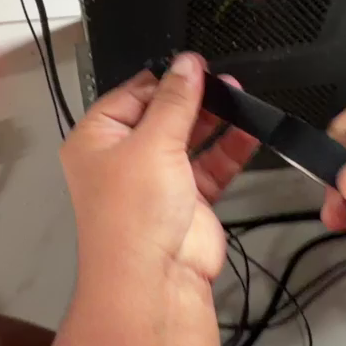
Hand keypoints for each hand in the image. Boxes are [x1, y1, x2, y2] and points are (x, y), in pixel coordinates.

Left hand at [60, 53, 259, 290]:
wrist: (154, 281)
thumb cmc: (134, 209)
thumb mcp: (152, 142)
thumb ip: (175, 101)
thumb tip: (188, 63)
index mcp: (96, 138)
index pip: (130, 95)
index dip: (162, 79)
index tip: (192, 63)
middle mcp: (122, 157)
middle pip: (160, 115)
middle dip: (191, 98)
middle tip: (221, 78)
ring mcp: (155, 179)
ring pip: (188, 138)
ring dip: (213, 119)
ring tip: (239, 95)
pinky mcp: (187, 199)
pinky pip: (209, 165)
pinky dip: (228, 149)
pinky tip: (249, 129)